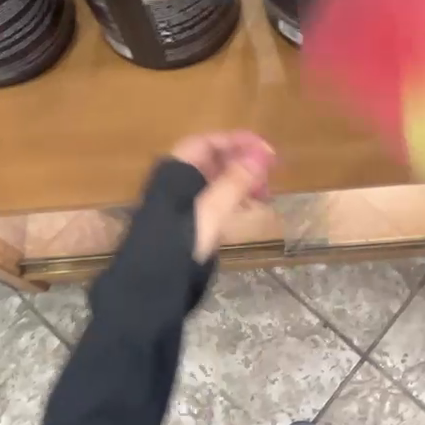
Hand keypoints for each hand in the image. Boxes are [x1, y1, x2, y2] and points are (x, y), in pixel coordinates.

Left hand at [170, 131, 275, 260]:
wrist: (154, 282)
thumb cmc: (181, 241)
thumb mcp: (212, 209)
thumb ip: (236, 180)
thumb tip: (261, 154)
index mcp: (177, 171)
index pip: (209, 143)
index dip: (237, 142)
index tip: (265, 151)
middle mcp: (177, 181)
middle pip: (213, 160)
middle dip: (243, 163)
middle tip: (270, 173)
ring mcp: (181, 202)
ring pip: (215, 181)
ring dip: (241, 182)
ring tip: (264, 194)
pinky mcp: (186, 222)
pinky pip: (214, 200)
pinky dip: (232, 199)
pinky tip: (248, 208)